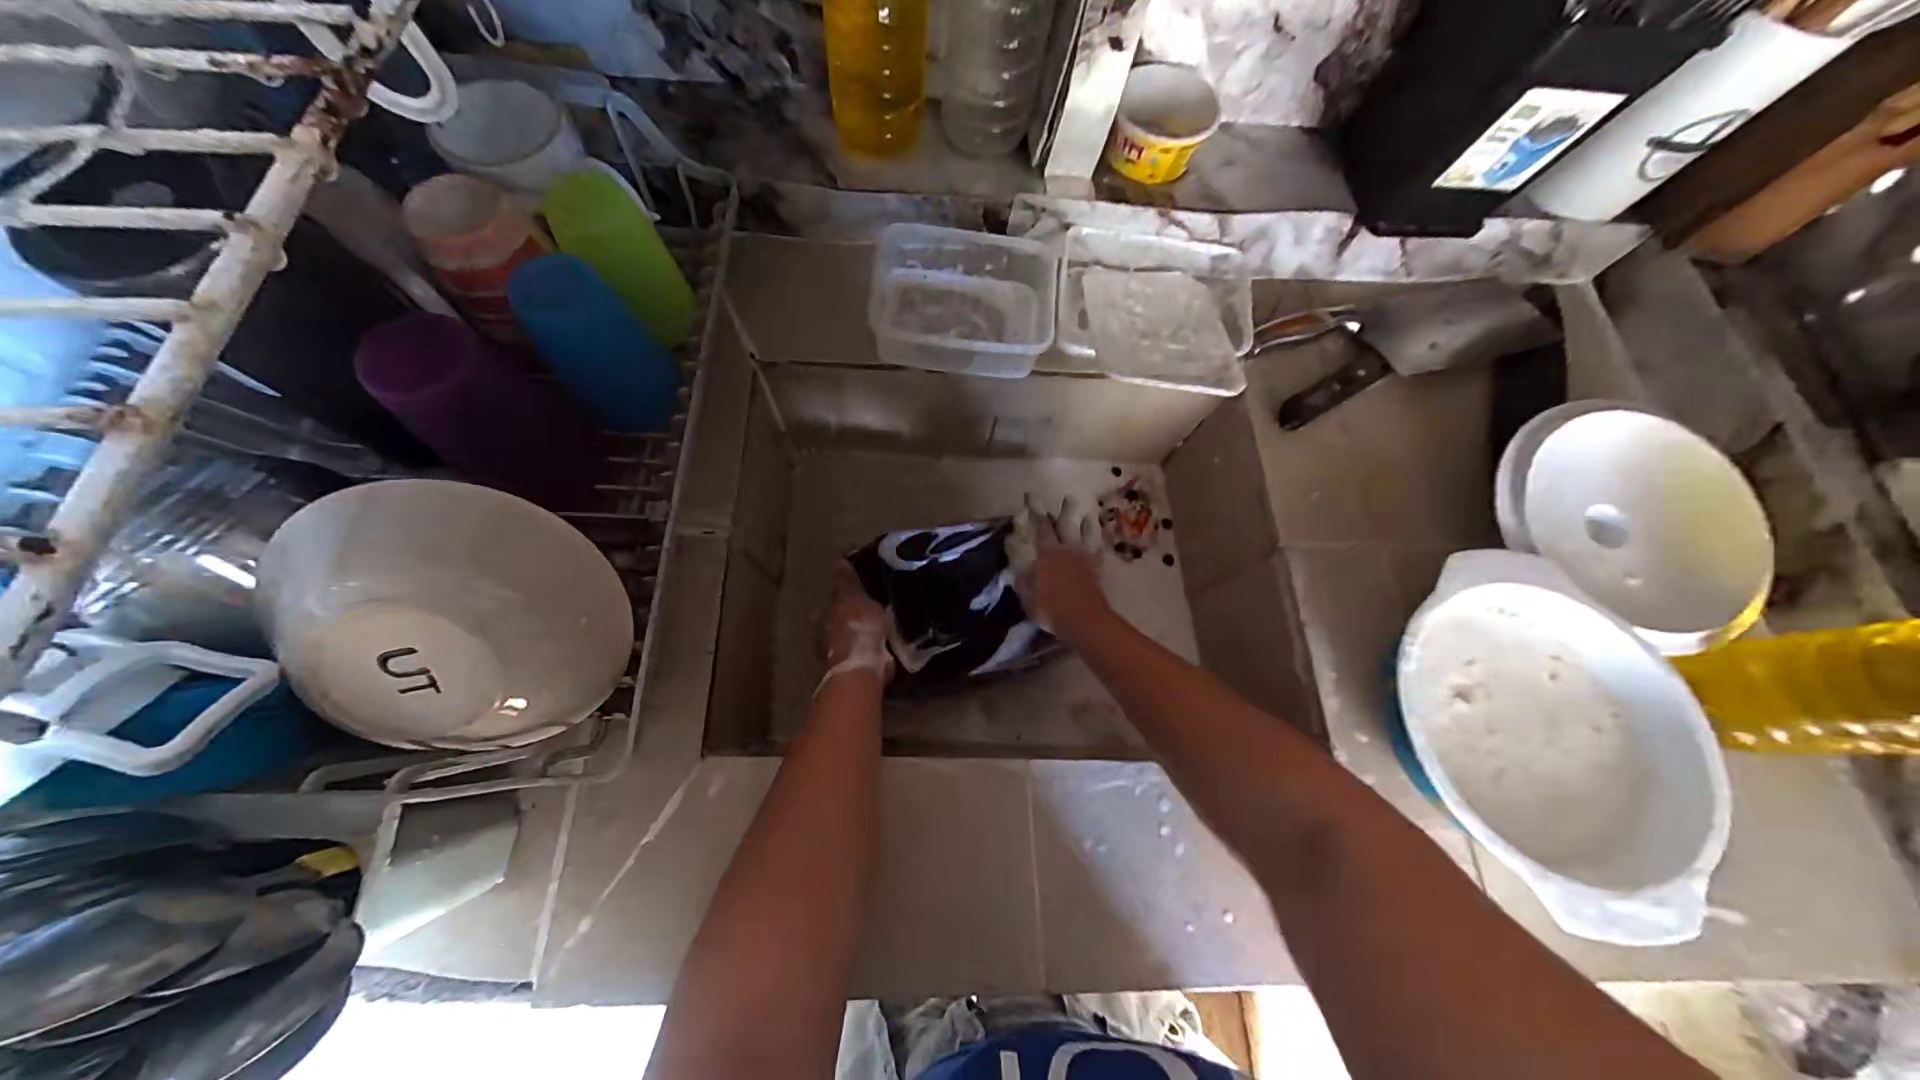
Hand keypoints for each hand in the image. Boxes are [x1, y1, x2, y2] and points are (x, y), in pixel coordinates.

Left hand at [823, 560, 892, 684]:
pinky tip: (891, 640)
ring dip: (868, 631)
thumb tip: (840, 561)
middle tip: (880, 603)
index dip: (848, 593)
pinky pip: (868, 651)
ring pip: (856, 636)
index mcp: (820, 616)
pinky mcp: (856, 669)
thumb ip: (847, 581)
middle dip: (857, 614)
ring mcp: (840, 655)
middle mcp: (825, 636)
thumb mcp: (853, 597)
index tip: (865, 588)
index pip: (834, 599)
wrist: (864, 668)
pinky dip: (877, 646)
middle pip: (843, 619)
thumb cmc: (855, 628)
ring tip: (890, 621)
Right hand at [1007, 493, 1108, 633]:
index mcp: (1047, 553)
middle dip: (1065, 511)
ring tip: (1087, 515)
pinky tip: (1098, 544)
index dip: (1035, 511)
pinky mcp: (1097, 571)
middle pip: (1067, 526)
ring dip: (1086, 524)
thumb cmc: (1049, 606)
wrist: (1082, 619)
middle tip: (1068, 497)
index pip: (1040, 527)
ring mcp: (1085, 559)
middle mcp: (1067, 550)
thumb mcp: (1026, 591)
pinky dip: (1098, 546)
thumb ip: (1021, 573)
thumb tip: (1014, 557)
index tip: (1031, 496)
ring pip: (1086, 536)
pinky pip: (1098, 553)